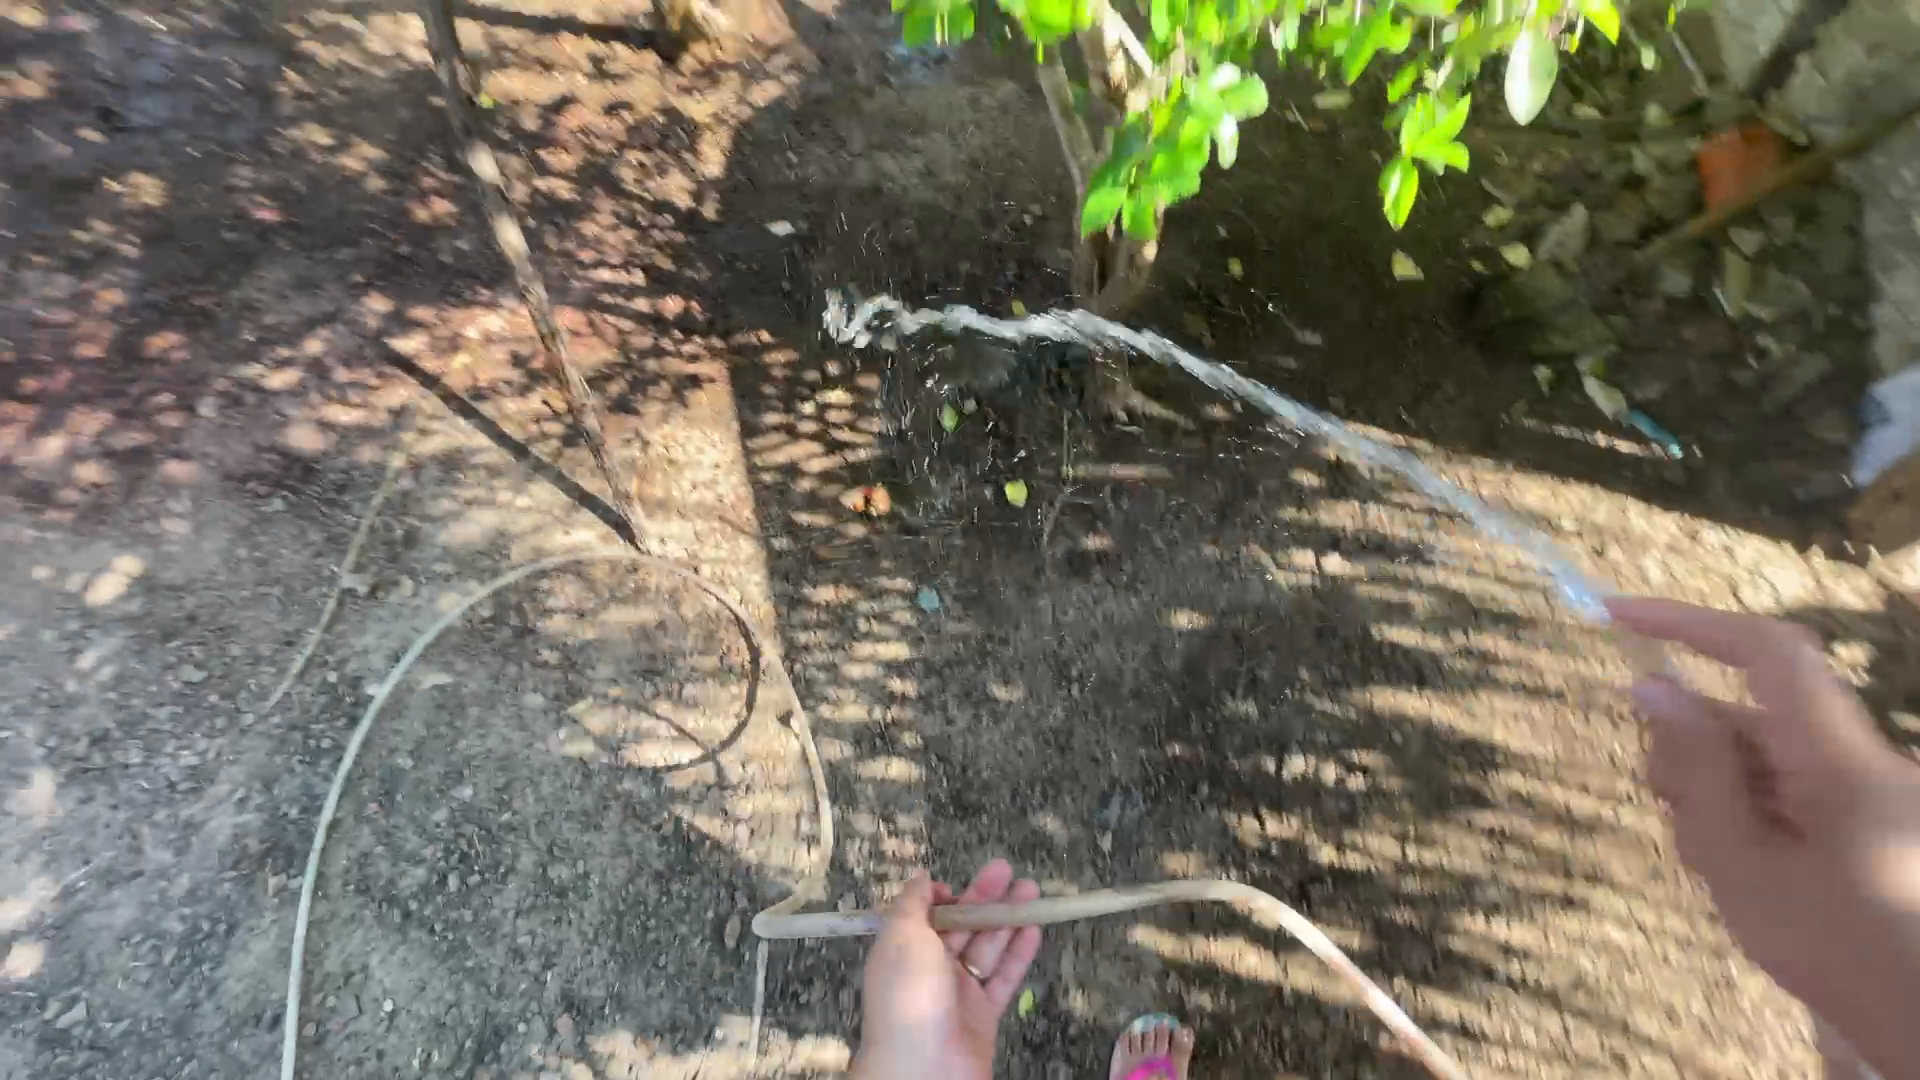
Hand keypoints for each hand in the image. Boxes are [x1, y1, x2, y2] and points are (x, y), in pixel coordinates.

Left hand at [852, 859, 1042, 1079]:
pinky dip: (1019, 953)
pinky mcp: (983, 1016)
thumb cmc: (909, 994)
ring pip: (986, 947)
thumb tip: (924, 877)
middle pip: (961, 926)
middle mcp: (930, 968)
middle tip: (1007, 869)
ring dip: (1008, 918)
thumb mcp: (901, 935)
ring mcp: (958, 993)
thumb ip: (912, 902)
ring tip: (1031, 888)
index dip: (942, 898)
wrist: (924, 1070)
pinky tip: (1035, 930)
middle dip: (984, 897)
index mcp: (903, 949)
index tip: (956, 887)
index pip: (925, 915)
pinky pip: (1003, 978)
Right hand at [1609, 598, 1919, 1079]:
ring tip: (1709, 854)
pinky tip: (1735, 859)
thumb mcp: (1738, 857)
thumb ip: (1695, 766)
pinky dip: (1740, 807)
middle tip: (1666, 806)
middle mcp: (1860, 760)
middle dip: (1687, 744)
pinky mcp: (1862, 814)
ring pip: (1755, 752)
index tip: (1611, 615)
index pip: (1768, 653)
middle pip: (1745, 713)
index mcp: (1841, 762)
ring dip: (1710, 786)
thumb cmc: (1834, 947)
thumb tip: (1650, 685)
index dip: (1689, 620)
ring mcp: (1863, 789)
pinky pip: (1779, 782)